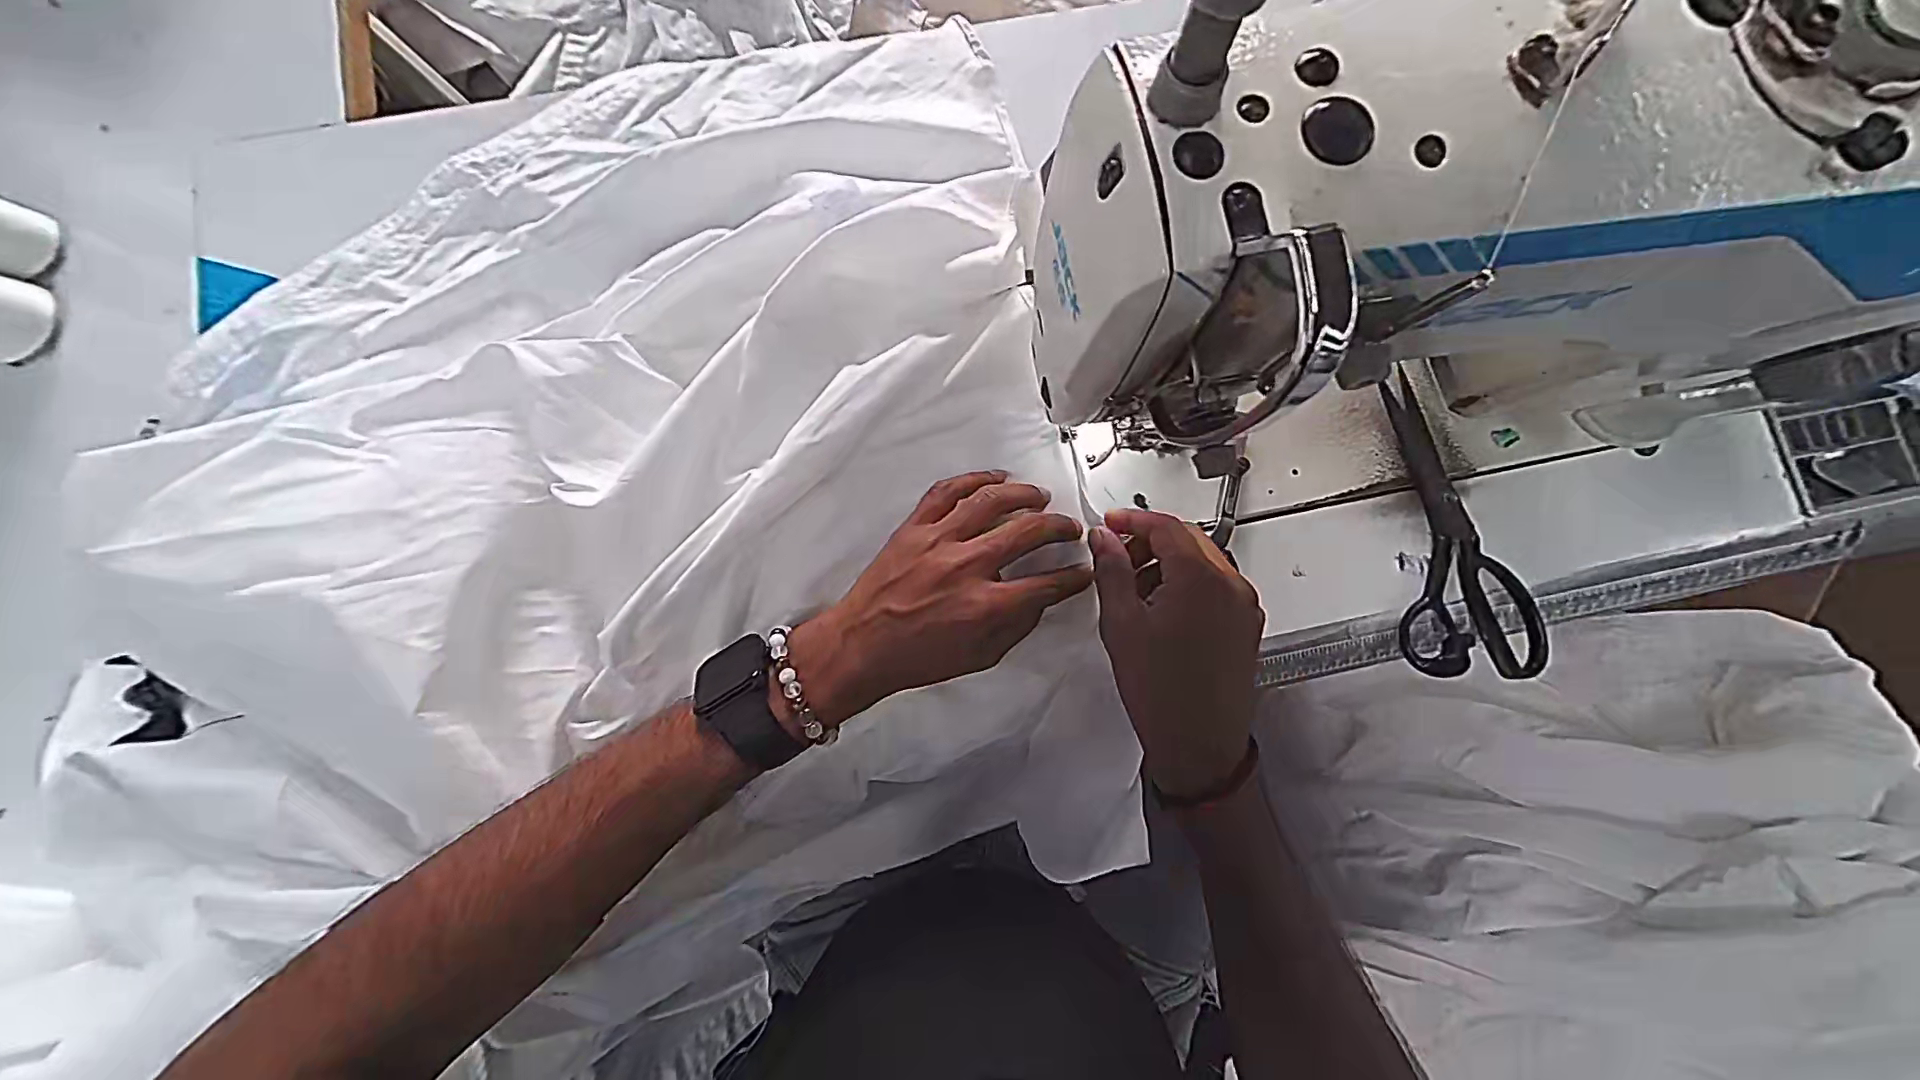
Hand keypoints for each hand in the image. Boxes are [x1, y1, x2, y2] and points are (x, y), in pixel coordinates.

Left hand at [783, 470, 1093, 727]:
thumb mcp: (979, 656)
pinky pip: (947, 491)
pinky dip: (974, 479)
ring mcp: (937, 542)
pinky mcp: (914, 528)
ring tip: (1039, 496)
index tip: (1080, 571)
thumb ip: (1016, 627)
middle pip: (1028, 531)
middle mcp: (964, 567)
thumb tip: (1040, 602)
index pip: (1046, 584)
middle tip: (1068, 528)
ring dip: (1024, 494)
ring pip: (991, 500)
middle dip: (1059, 527)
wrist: (860, 647)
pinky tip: (994, 479)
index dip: (1072, 577)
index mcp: (983, 605)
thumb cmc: (911, 656)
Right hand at [1088, 508, 1263, 798]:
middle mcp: (1231, 587)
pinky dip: (1185, 584)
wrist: (1199, 744)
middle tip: (1116, 554)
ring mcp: (1243, 607)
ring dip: (1167, 562)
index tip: (1112, 524)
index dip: (1133, 520)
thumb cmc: (1165, 696)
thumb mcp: (1121, 624)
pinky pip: (1214, 586)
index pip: (1167, 526)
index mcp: (1202, 579)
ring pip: (1202, 561)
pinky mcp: (1245, 626)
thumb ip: (1111, 571)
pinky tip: (1158, 609)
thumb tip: (1105, 540)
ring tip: (1133, 589)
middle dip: (1149, 540)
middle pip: (1188, 539)